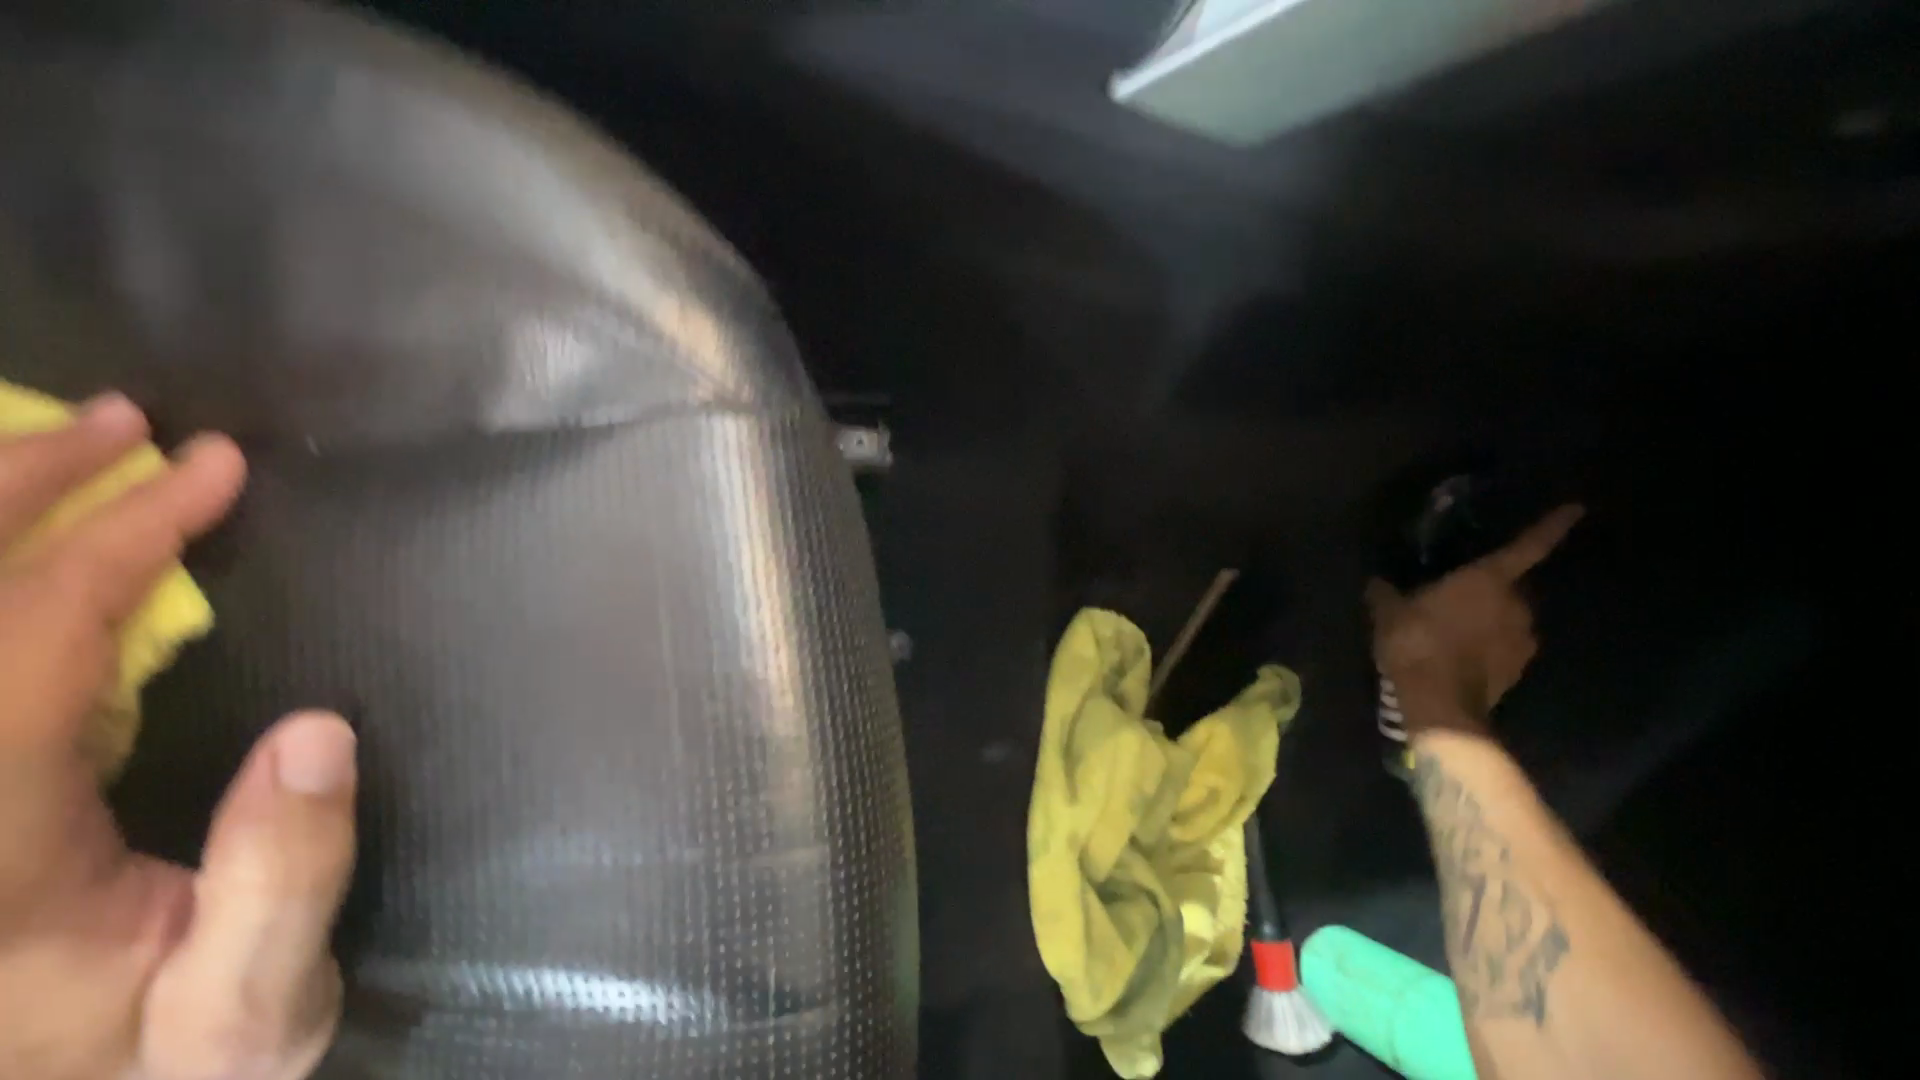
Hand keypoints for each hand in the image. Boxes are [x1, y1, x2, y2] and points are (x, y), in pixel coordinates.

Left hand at [0, 394, 355, 1079]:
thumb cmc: (170, 1070)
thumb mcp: (253, 1008)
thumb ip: (287, 881)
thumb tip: (320, 728)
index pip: (28, 641)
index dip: (119, 536)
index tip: (211, 467)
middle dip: (16, 492)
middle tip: (121, 423)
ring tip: (60, 452)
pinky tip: (11, 554)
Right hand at [1365, 504, 1583, 734]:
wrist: (1440, 703)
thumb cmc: (1416, 642)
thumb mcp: (1388, 613)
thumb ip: (1386, 594)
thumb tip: (1376, 582)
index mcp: (1489, 579)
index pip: (1528, 546)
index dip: (1551, 526)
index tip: (1576, 508)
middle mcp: (1517, 604)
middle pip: (1516, 586)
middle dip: (1497, 587)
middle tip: (1465, 593)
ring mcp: (1523, 639)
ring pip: (1512, 619)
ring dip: (1492, 620)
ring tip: (1460, 629)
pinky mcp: (1520, 670)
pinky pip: (1507, 648)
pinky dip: (1491, 647)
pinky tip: (1463, 655)